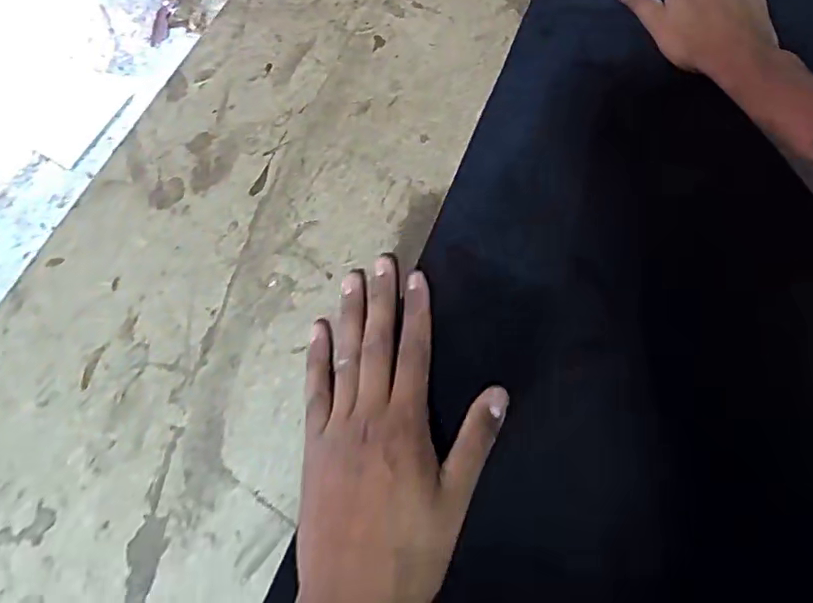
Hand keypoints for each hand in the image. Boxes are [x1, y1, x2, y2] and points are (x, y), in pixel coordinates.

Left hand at [298, 255, 508, 602]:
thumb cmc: (410, 550)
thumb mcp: (454, 500)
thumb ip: (476, 441)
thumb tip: (500, 391)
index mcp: (404, 426)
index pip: (414, 354)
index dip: (417, 312)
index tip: (416, 277)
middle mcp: (368, 418)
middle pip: (377, 347)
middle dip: (381, 300)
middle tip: (380, 261)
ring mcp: (335, 432)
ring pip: (344, 362)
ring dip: (350, 318)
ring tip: (351, 280)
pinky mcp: (312, 449)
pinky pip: (314, 395)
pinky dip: (316, 360)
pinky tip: (318, 333)